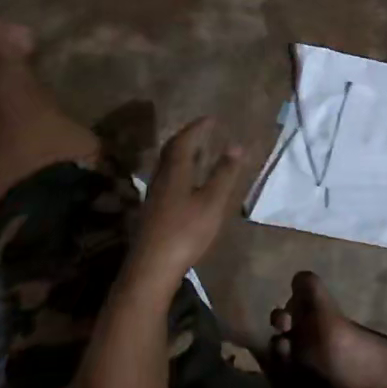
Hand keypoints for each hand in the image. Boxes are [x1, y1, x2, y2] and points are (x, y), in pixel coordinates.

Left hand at [126, 118, 250, 287]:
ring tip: (198, 150)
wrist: (151, 269)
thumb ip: (224, 174)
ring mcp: (154, 196)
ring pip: (167, 165)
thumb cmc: (185, 232)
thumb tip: (236, 145)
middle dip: (188, 137)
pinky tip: (187, 182)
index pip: (184, 141)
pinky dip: (180, 169)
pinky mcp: (153, 211)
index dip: (197, 127)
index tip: (211, 118)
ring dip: (182, 153)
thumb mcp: (212, 202)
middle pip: (171, 151)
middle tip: (203, 130)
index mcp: (175, 172)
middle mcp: (161, 178)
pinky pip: (167, 178)